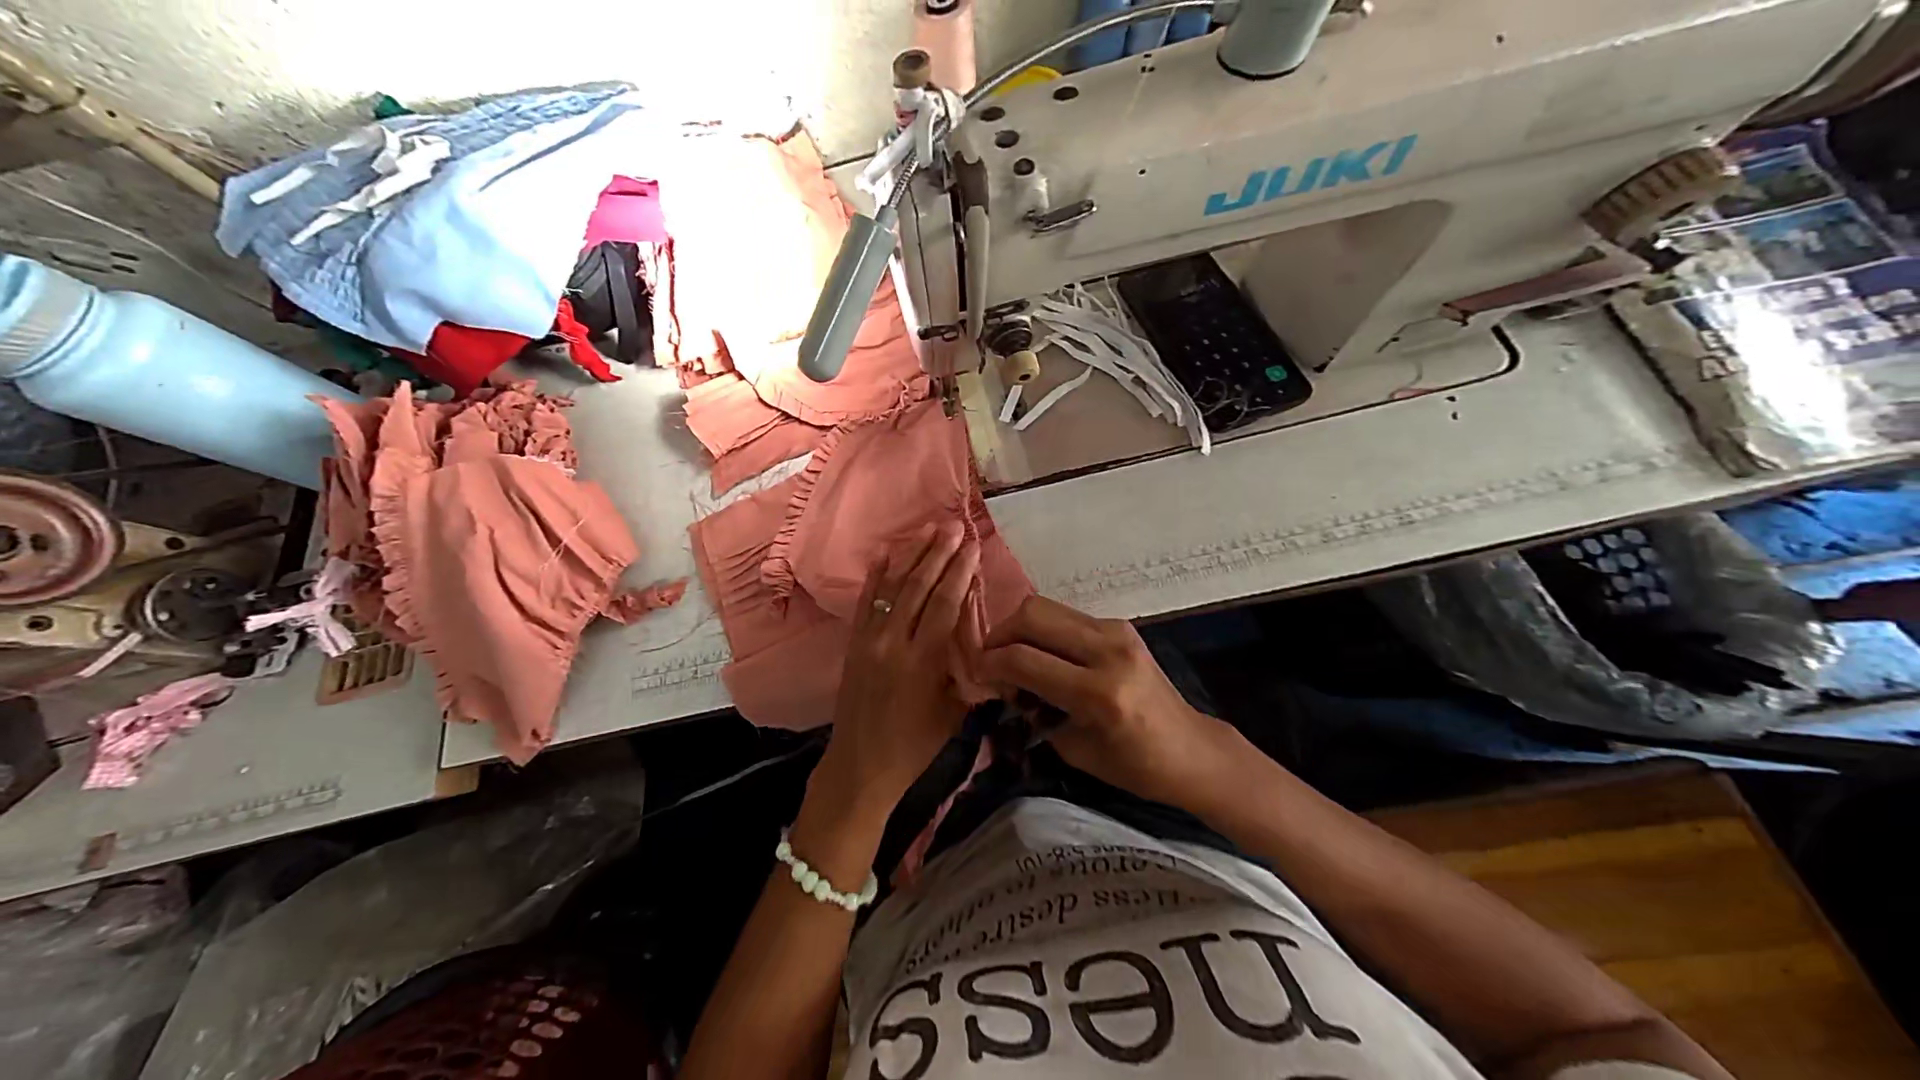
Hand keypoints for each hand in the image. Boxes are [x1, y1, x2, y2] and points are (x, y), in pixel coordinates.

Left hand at [818, 521, 980, 808]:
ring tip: (928, 529)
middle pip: (919, 588)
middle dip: (939, 554)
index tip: (973, 546)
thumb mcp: (953, 712)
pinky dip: (877, 576)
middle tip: (955, 526)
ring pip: (893, 588)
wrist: (861, 766)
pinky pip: (867, 602)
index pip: (946, 605)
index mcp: (924, 661)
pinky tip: (887, 553)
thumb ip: (966, 671)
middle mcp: (895, 643)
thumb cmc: (915, 746)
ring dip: (912, 556)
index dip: (961, 572)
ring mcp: (870, 641)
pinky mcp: (854, 644)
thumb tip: (982, 638)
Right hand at [980, 596, 1248, 811]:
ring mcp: (1117, 632)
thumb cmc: (1134, 766)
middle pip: (1032, 615)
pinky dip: (1043, 631)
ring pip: (1046, 607)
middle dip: (1000, 635)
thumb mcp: (1074, 749)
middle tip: (990, 661)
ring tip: (1013, 659)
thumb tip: (1004, 686)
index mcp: (1099, 692)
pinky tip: (1042, 657)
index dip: (989, 664)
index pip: (1024, 659)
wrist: (1191, 749)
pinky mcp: (1120, 626)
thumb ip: (1035, 712)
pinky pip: (1066, 616)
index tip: (974, 675)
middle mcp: (1108, 651)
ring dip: (1019, 629)